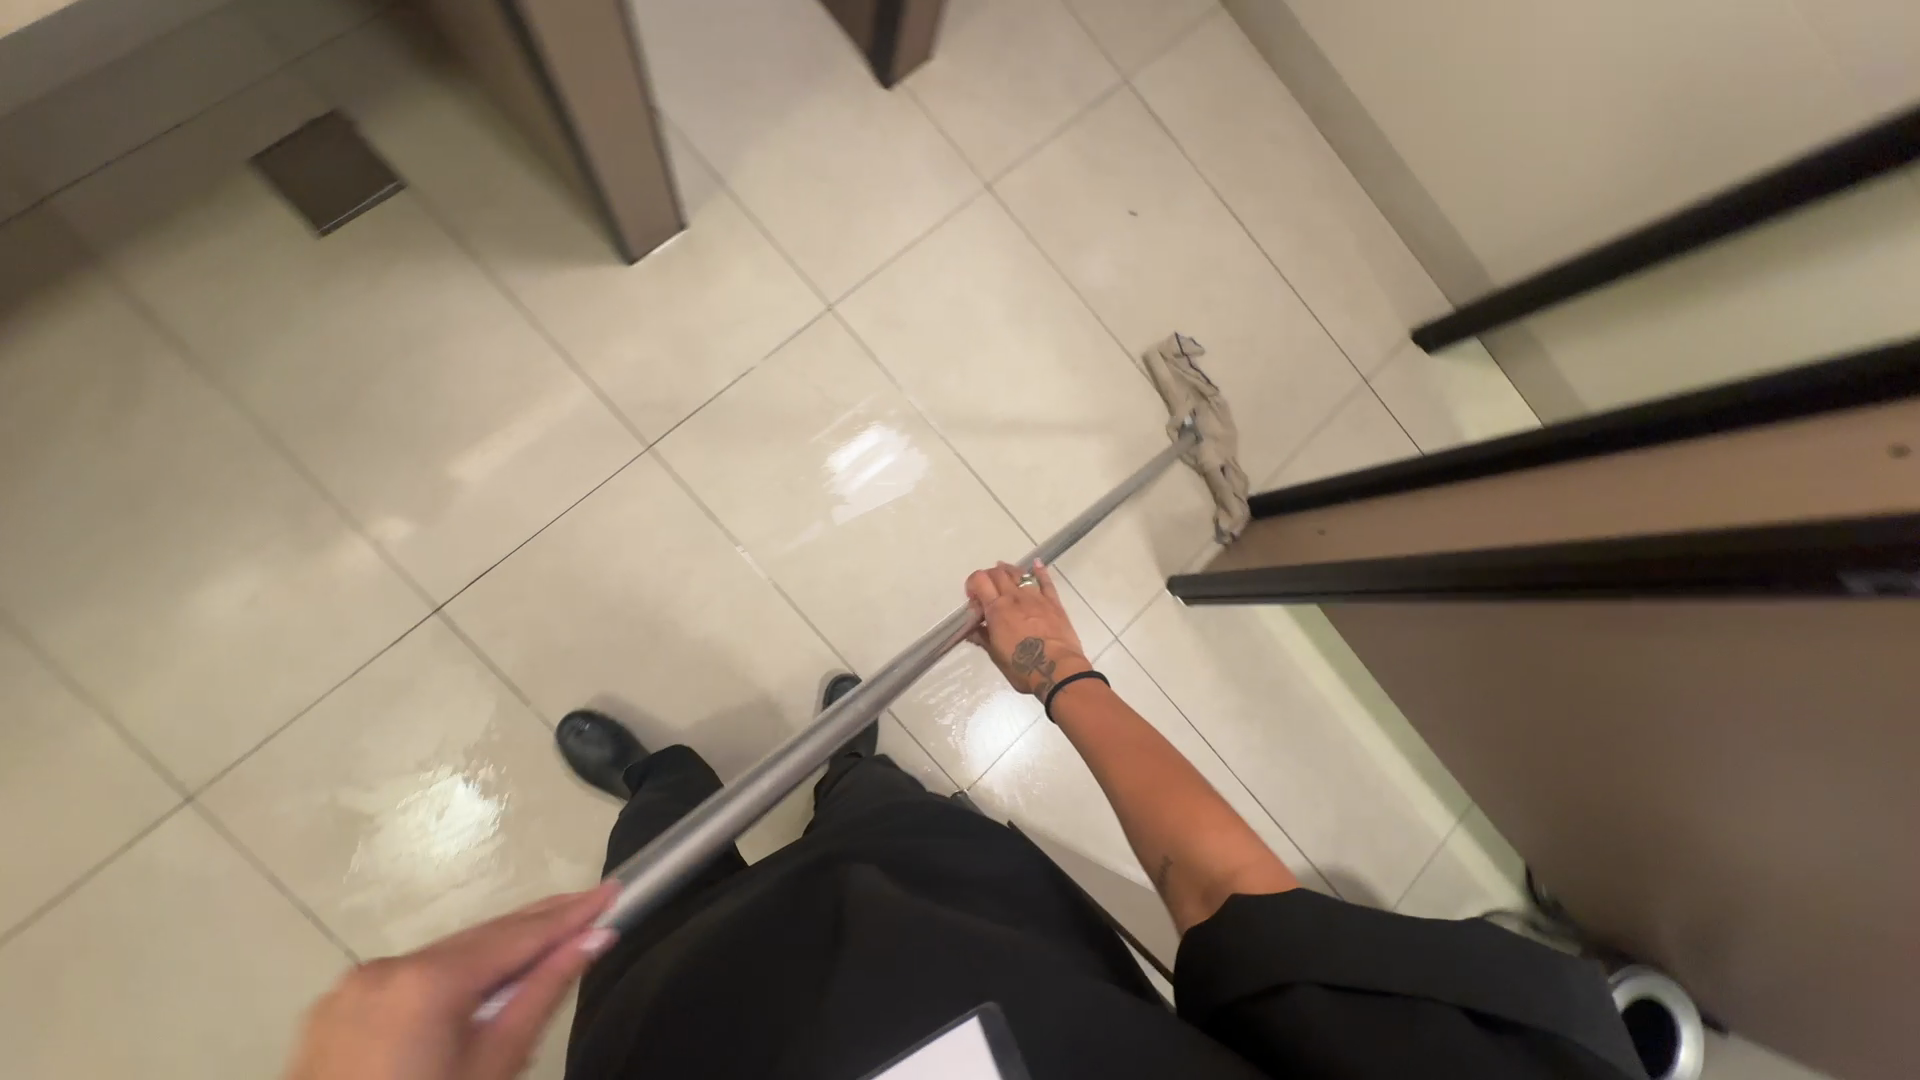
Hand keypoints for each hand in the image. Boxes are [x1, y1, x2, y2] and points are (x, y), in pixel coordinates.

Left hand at [283, 884, 619, 1079]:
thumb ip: (545, 990)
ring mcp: (355, 986)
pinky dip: (456, 972)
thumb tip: (595, 939)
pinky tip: (487, 976)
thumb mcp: (495, 1063)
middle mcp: (387, 967)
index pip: (518, 935)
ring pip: (449, 954)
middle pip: (482, 937)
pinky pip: (414, 975)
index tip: (612, 891)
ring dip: (499, 948)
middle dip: (539, 924)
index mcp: (426, 980)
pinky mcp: (338, 1008)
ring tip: (551, 937)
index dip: (571, 913)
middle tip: (593, 905)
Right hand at [965, 561, 1089, 697]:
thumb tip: (972, 630)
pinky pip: (1046, 581)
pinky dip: (1040, 570)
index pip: (979, 580)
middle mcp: (1014, 597)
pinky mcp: (1053, 602)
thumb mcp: (996, 655)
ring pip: (1019, 573)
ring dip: (1008, 570)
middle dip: (988, 577)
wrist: (1058, 669)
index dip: (972, 584)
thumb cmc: (1023, 667)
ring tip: (1003, 573)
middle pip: (998, 573)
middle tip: (987, 591)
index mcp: (997, 609)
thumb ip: (983, 638)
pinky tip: (1037, 564)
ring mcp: (1036, 597)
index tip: (973, 599)